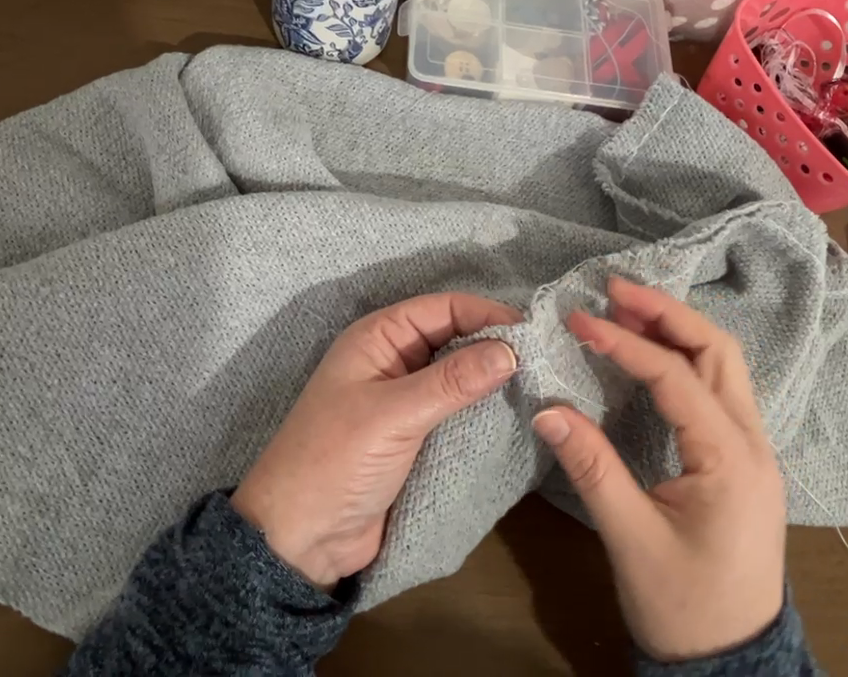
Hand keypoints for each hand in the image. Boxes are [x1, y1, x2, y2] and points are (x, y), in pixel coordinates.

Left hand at [232, 293, 521, 589]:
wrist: (300, 538)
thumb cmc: (335, 460)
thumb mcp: (393, 415)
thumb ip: (452, 381)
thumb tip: (510, 350)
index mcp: (379, 337)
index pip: (444, 309)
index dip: (488, 314)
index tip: (535, 333)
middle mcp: (395, 359)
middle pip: (455, 337)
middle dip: (496, 345)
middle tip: (548, 360)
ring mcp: (406, 398)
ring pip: (459, 374)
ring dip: (493, 379)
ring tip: (542, 385)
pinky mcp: (416, 434)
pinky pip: (456, 409)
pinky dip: (484, 409)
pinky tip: (517, 415)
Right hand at [531, 278, 787, 661]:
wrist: (732, 663)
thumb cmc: (684, 606)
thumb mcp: (631, 539)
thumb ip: (592, 467)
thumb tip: (547, 409)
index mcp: (731, 459)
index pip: (675, 376)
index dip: (625, 342)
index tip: (577, 319)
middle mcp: (752, 443)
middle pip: (718, 351)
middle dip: (666, 312)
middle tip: (612, 291)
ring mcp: (753, 449)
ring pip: (724, 365)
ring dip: (678, 329)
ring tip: (626, 309)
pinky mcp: (740, 459)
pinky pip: (718, 388)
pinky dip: (684, 357)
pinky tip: (650, 354)